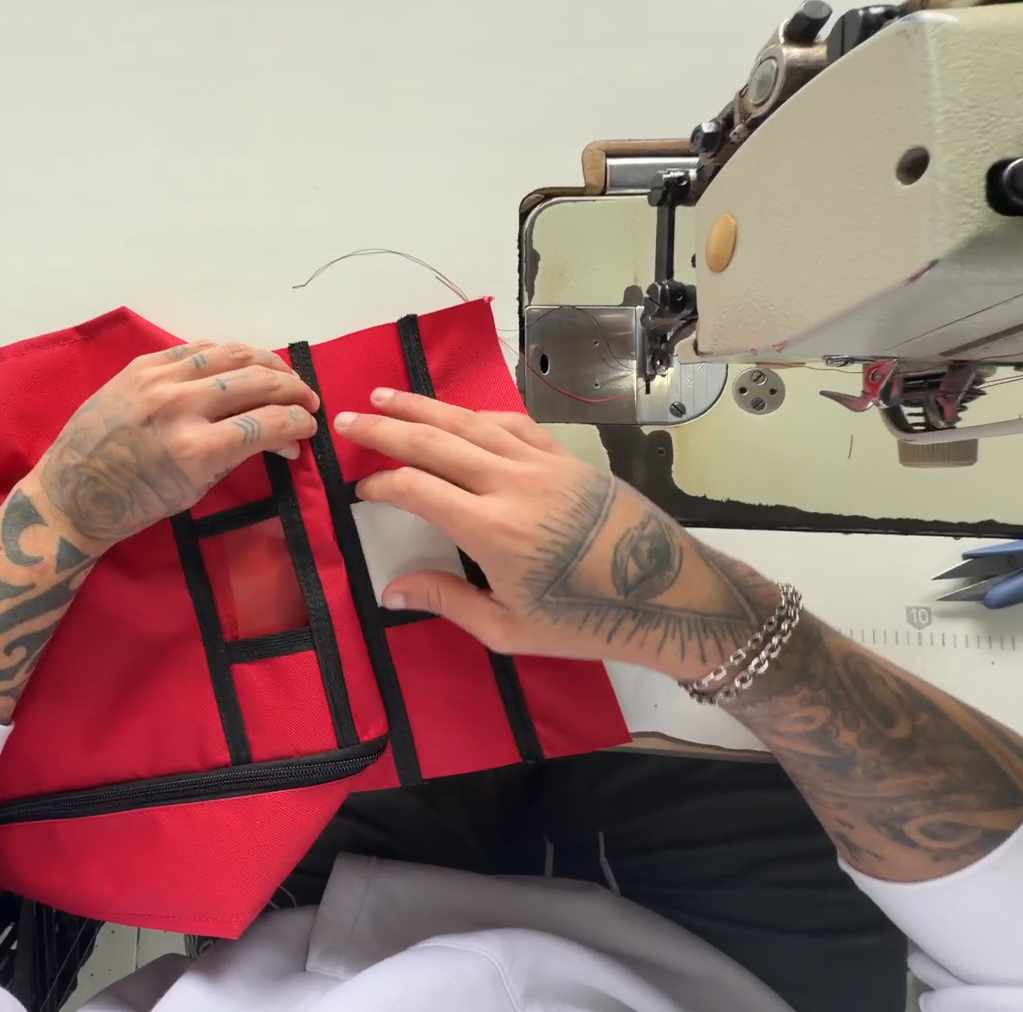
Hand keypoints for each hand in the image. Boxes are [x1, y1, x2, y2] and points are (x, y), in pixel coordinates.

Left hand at [30, 340, 320, 547]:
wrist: (73, 492)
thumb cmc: (136, 504)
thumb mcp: (195, 489)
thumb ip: (240, 456)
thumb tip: (284, 438)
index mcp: (195, 449)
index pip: (268, 423)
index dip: (299, 423)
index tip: (309, 428)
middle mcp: (179, 406)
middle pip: (256, 381)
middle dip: (293, 390)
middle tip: (307, 400)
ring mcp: (158, 380)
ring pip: (230, 353)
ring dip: (266, 363)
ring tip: (284, 376)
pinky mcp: (141, 366)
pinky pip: (197, 349)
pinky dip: (227, 355)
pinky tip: (242, 364)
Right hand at [334, 389, 775, 679]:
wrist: (675, 599)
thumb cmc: (586, 622)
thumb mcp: (509, 628)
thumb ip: (446, 601)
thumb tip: (389, 591)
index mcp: (492, 530)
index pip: (416, 488)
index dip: (380, 483)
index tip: (361, 489)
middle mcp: (511, 484)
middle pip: (434, 442)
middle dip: (384, 427)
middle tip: (346, 417)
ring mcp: (542, 464)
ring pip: (469, 422)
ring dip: (422, 406)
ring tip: (385, 394)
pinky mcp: (566, 457)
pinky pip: (512, 423)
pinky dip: (475, 414)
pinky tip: (456, 413)